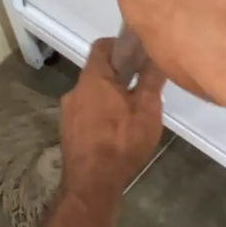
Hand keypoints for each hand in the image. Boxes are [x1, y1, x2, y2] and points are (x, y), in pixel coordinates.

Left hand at [58, 38, 166, 202]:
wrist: (92, 183)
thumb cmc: (122, 142)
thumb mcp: (147, 110)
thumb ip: (151, 80)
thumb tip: (156, 56)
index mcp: (94, 78)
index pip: (102, 45)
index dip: (120, 44)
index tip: (139, 52)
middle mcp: (76, 90)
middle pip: (98, 70)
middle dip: (120, 73)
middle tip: (143, 84)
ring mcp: (69, 111)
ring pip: (93, 93)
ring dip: (111, 95)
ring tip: (133, 110)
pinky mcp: (68, 130)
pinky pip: (87, 111)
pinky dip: (102, 112)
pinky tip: (117, 129)